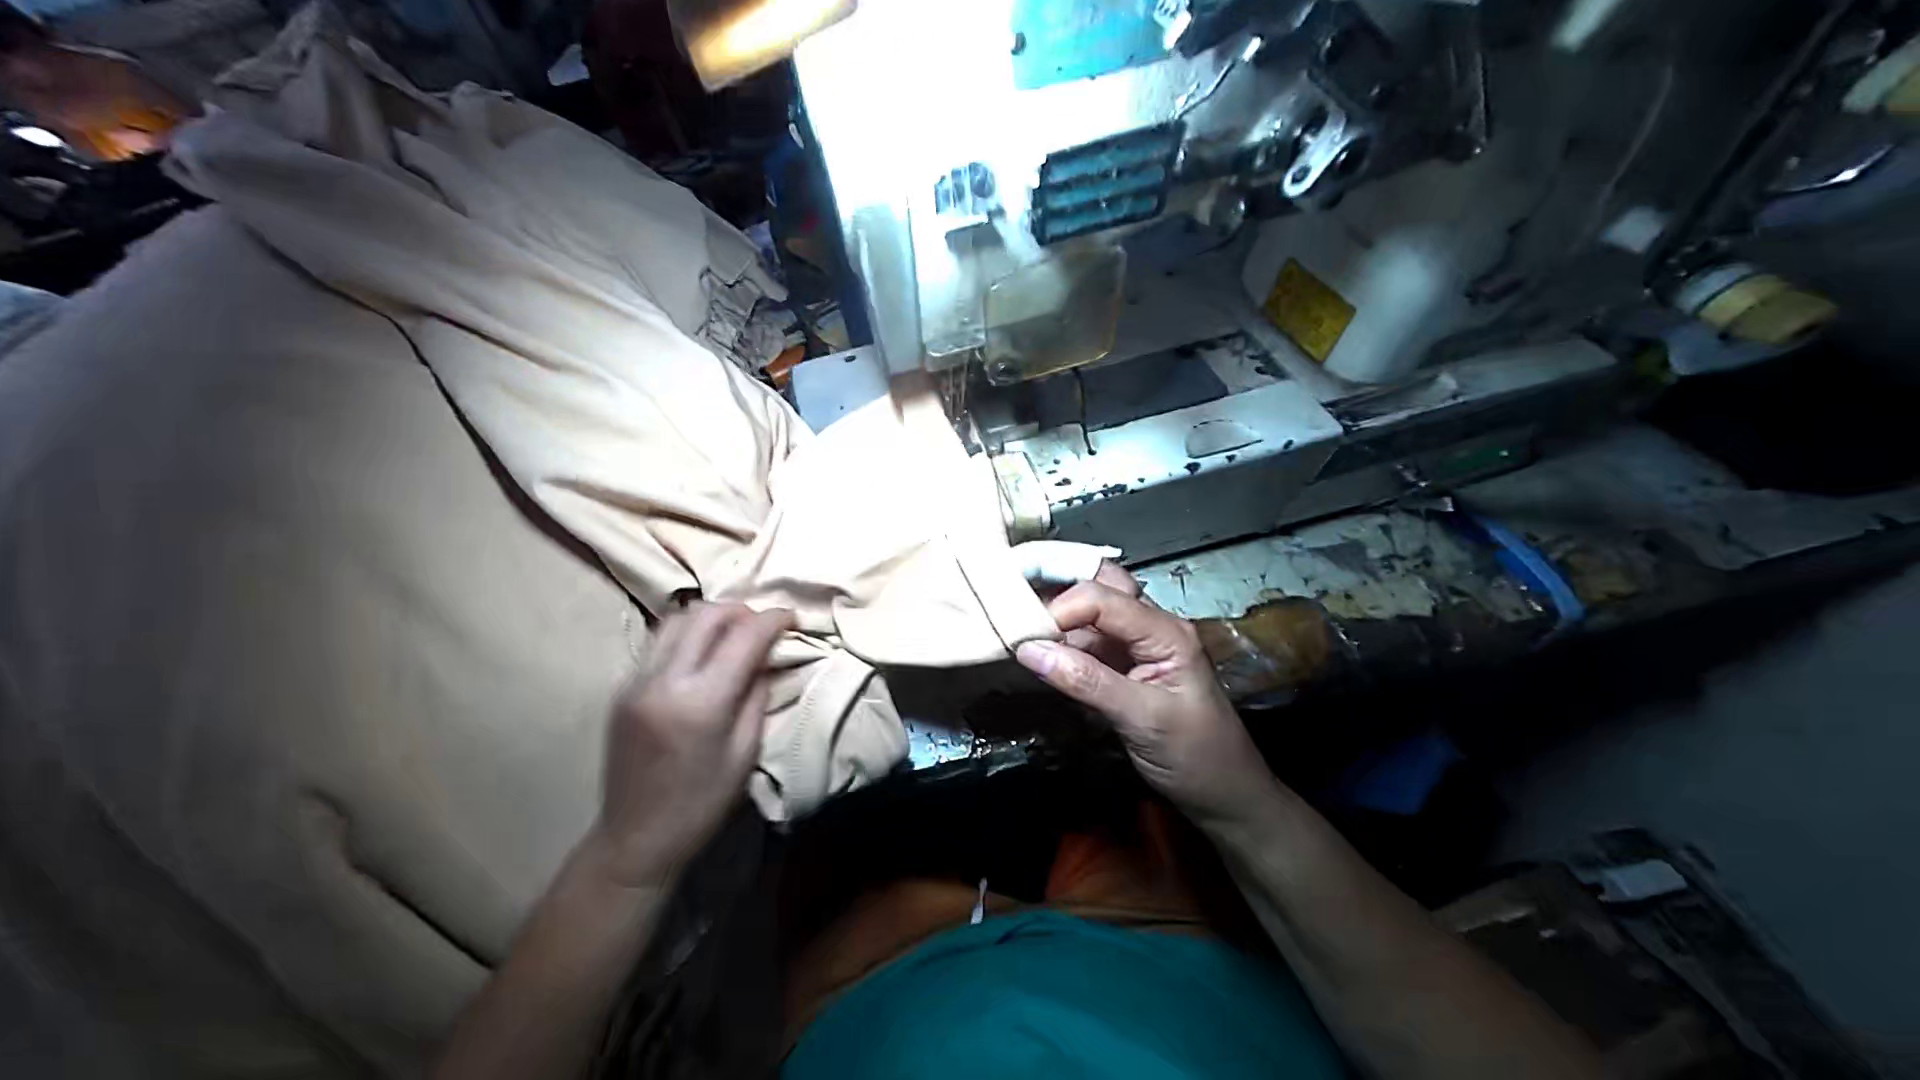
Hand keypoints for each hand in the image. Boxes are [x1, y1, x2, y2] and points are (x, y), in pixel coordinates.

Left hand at [588, 602, 793, 887]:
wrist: (636, 838)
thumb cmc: (702, 803)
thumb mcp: (746, 752)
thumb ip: (756, 694)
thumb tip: (765, 655)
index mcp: (701, 702)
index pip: (743, 636)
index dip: (774, 619)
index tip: (792, 618)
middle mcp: (664, 681)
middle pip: (706, 615)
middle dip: (741, 611)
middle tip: (763, 625)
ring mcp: (636, 681)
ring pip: (677, 620)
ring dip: (711, 617)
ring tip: (733, 632)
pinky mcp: (622, 688)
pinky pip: (658, 642)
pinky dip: (687, 635)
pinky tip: (703, 653)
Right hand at [1016, 582, 1278, 827]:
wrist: (1224, 796)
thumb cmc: (1197, 756)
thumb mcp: (1143, 719)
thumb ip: (1086, 681)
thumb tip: (1029, 649)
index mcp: (1165, 631)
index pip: (1103, 598)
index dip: (1062, 609)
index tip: (1025, 634)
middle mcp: (1149, 628)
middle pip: (1102, 586)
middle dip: (1059, 588)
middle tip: (1016, 601)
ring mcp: (1135, 647)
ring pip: (1091, 613)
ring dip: (1057, 617)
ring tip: (1017, 625)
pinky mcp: (1122, 668)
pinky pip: (1087, 644)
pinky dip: (1061, 643)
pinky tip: (1036, 650)